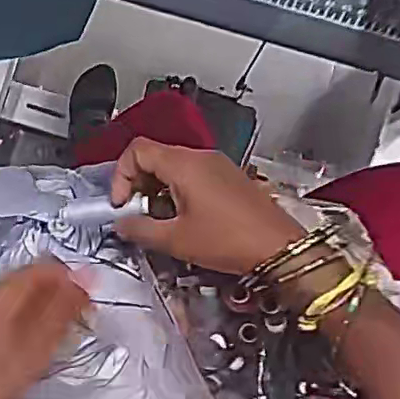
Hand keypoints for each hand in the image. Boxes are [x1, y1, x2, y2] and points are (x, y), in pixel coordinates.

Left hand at [0, 262, 89, 398]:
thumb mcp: (41, 342)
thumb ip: (65, 306)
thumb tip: (85, 279)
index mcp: (2, 290)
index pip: (48, 267)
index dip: (74, 283)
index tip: (87, 304)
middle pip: (34, 280)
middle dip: (59, 298)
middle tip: (75, 322)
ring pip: (22, 297)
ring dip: (44, 312)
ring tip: (54, 339)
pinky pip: (9, 313)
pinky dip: (27, 324)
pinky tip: (31, 348)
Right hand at [108, 137, 302, 273]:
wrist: (278, 247)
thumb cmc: (231, 240)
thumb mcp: (175, 240)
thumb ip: (140, 229)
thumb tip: (121, 225)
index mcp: (184, 165)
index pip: (138, 150)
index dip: (121, 176)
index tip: (121, 204)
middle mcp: (201, 157)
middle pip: (154, 157)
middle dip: (137, 185)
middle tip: (137, 214)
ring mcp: (217, 165)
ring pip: (173, 167)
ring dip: (157, 190)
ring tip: (160, 221)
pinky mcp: (228, 178)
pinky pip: (192, 175)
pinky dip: (177, 192)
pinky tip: (182, 219)